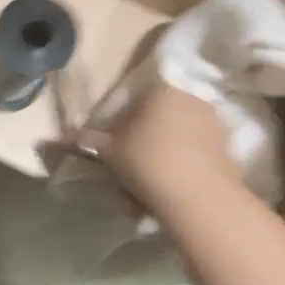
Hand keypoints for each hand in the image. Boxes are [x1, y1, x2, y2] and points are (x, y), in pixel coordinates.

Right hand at [67, 85, 235, 210]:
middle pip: (157, 116)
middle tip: (130, 163)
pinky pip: (195, 148)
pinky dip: (183, 159)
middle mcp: (190, 98)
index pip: (133, 104)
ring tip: (152, 176)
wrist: (197, 193)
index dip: (119, 127)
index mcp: (160, 91)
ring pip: (177, 132)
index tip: (113, 150)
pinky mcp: (226, 144)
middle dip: (143, 136)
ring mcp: (213, 120)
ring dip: (163, 148)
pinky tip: (173, 180)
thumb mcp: (109, 151)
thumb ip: (86, 140)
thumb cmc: (146, 161)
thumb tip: (58, 137)